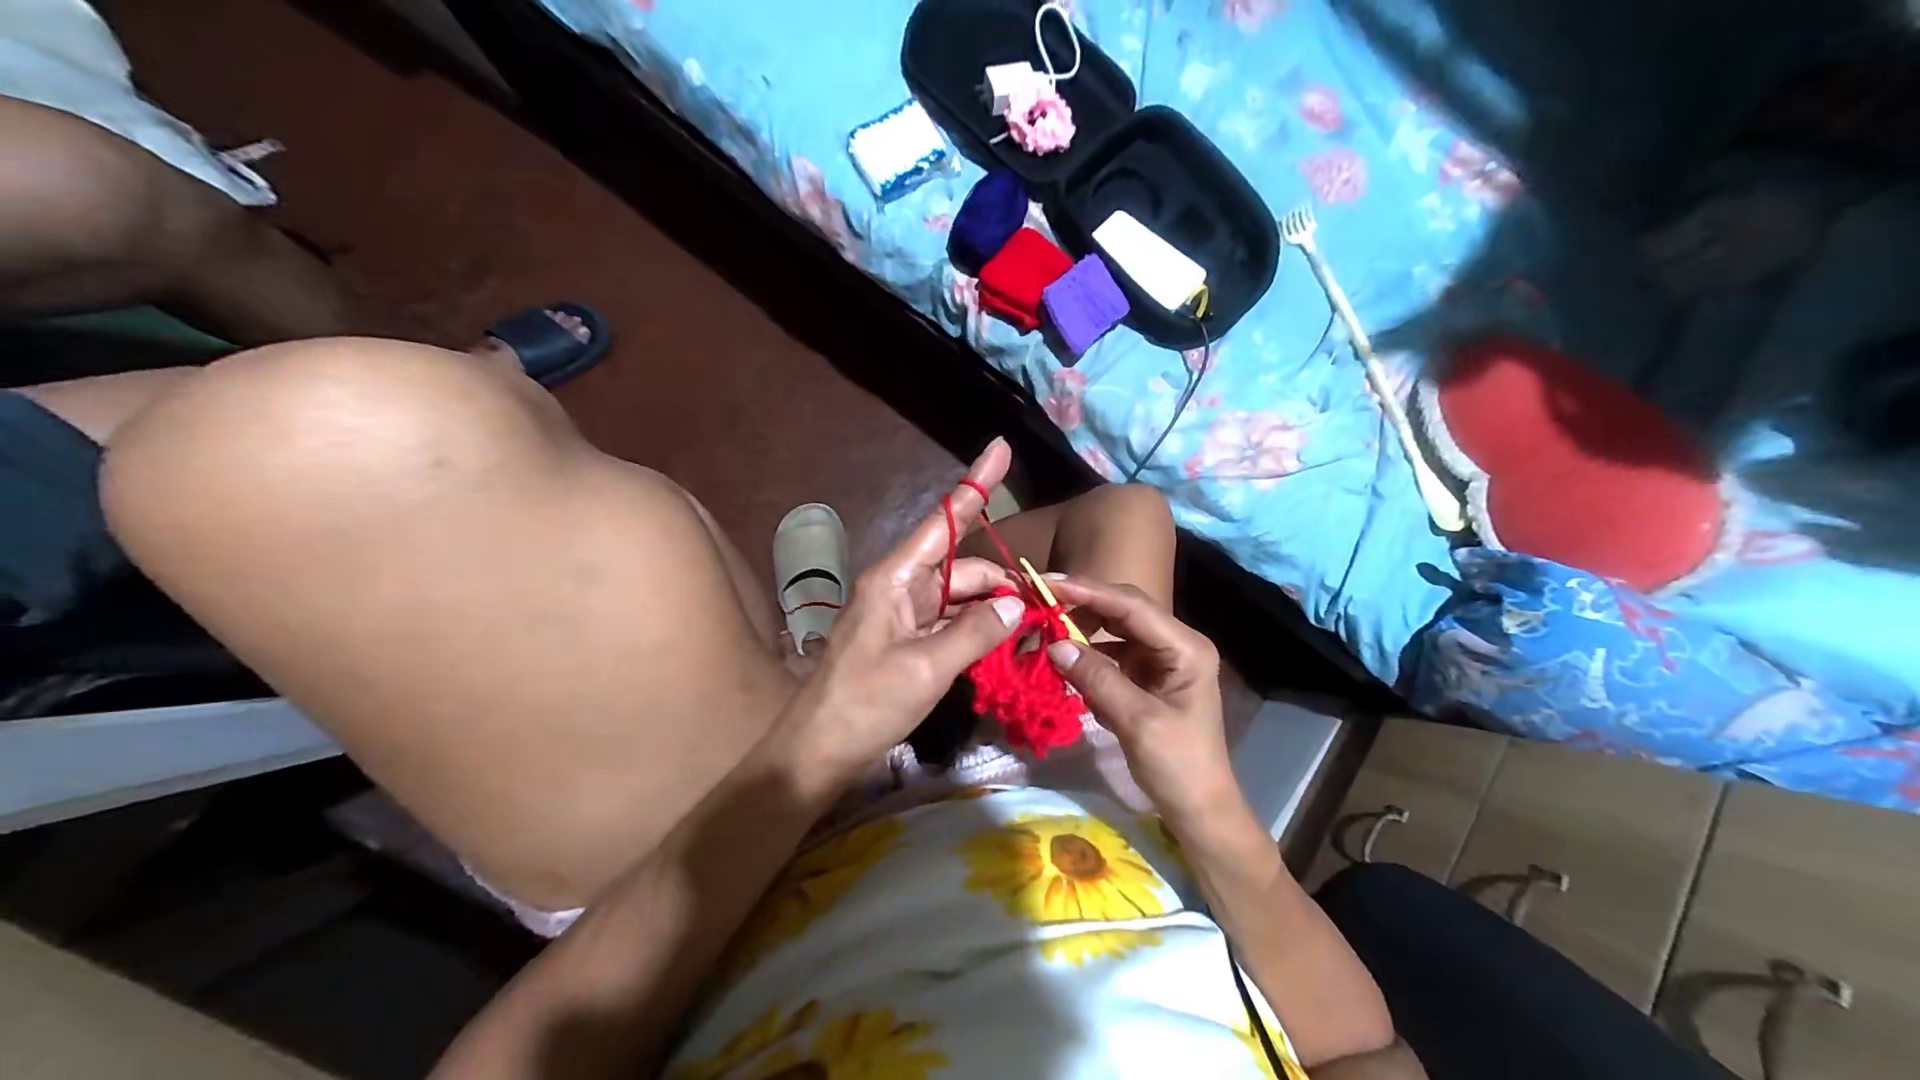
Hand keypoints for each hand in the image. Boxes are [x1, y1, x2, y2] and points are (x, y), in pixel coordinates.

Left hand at [785, 438, 1023, 782]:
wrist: (820, 749)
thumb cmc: (866, 702)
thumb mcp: (927, 667)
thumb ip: (975, 632)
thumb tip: (1017, 603)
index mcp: (895, 578)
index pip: (943, 521)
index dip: (975, 484)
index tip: (1000, 447)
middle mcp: (900, 587)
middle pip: (961, 566)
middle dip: (1000, 579)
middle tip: (1043, 603)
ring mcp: (904, 615)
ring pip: (960, 597)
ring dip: (992, 608)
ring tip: (1031, 628)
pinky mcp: (908, 641)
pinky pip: (951, 622)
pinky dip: (977, 629)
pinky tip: (1004, 642)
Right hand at [1042, 576, 1246, 829]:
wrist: (1198, 808)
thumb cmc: (1178, 764)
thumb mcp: (1137, 721)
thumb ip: (1097, 678)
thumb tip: (1055, 644)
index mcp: (1185, 647)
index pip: (1132, 606)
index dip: (1089, 591)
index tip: (1048, 583)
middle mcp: (1174, 643)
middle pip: (1122, 610)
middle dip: (1081, 605)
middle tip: (1039, 602)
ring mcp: (1160, 659)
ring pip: (1113, 629)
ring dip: (1080, 629)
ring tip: (1044, 631)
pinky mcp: (1145, 676)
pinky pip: (1110, 653)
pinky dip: (1086, 654)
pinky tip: (1063, 660)